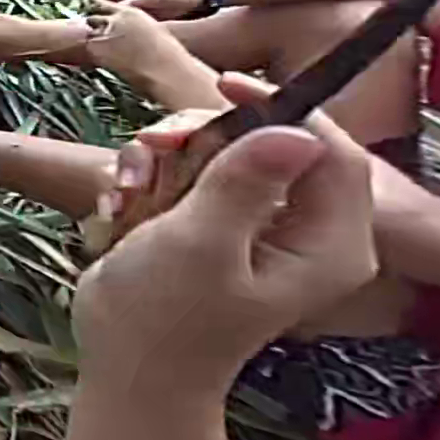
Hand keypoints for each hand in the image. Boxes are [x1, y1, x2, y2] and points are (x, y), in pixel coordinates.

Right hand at [74, 73, 376, 395]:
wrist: (122, 357)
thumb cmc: (165, 311)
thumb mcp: (199, 245)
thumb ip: (241, 186)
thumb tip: (290, 131)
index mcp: (322, 239)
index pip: (325, 151)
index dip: (280, 109)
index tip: (221, 83)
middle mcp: (288, 225)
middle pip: (250, 142)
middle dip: (190, 141)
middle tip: (148, 149)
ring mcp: (235, 222)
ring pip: (198, 154)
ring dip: (149, 164)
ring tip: (121, 195)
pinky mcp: (192, 222)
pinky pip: (165, 175)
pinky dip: (133, 183)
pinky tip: (115, 208)